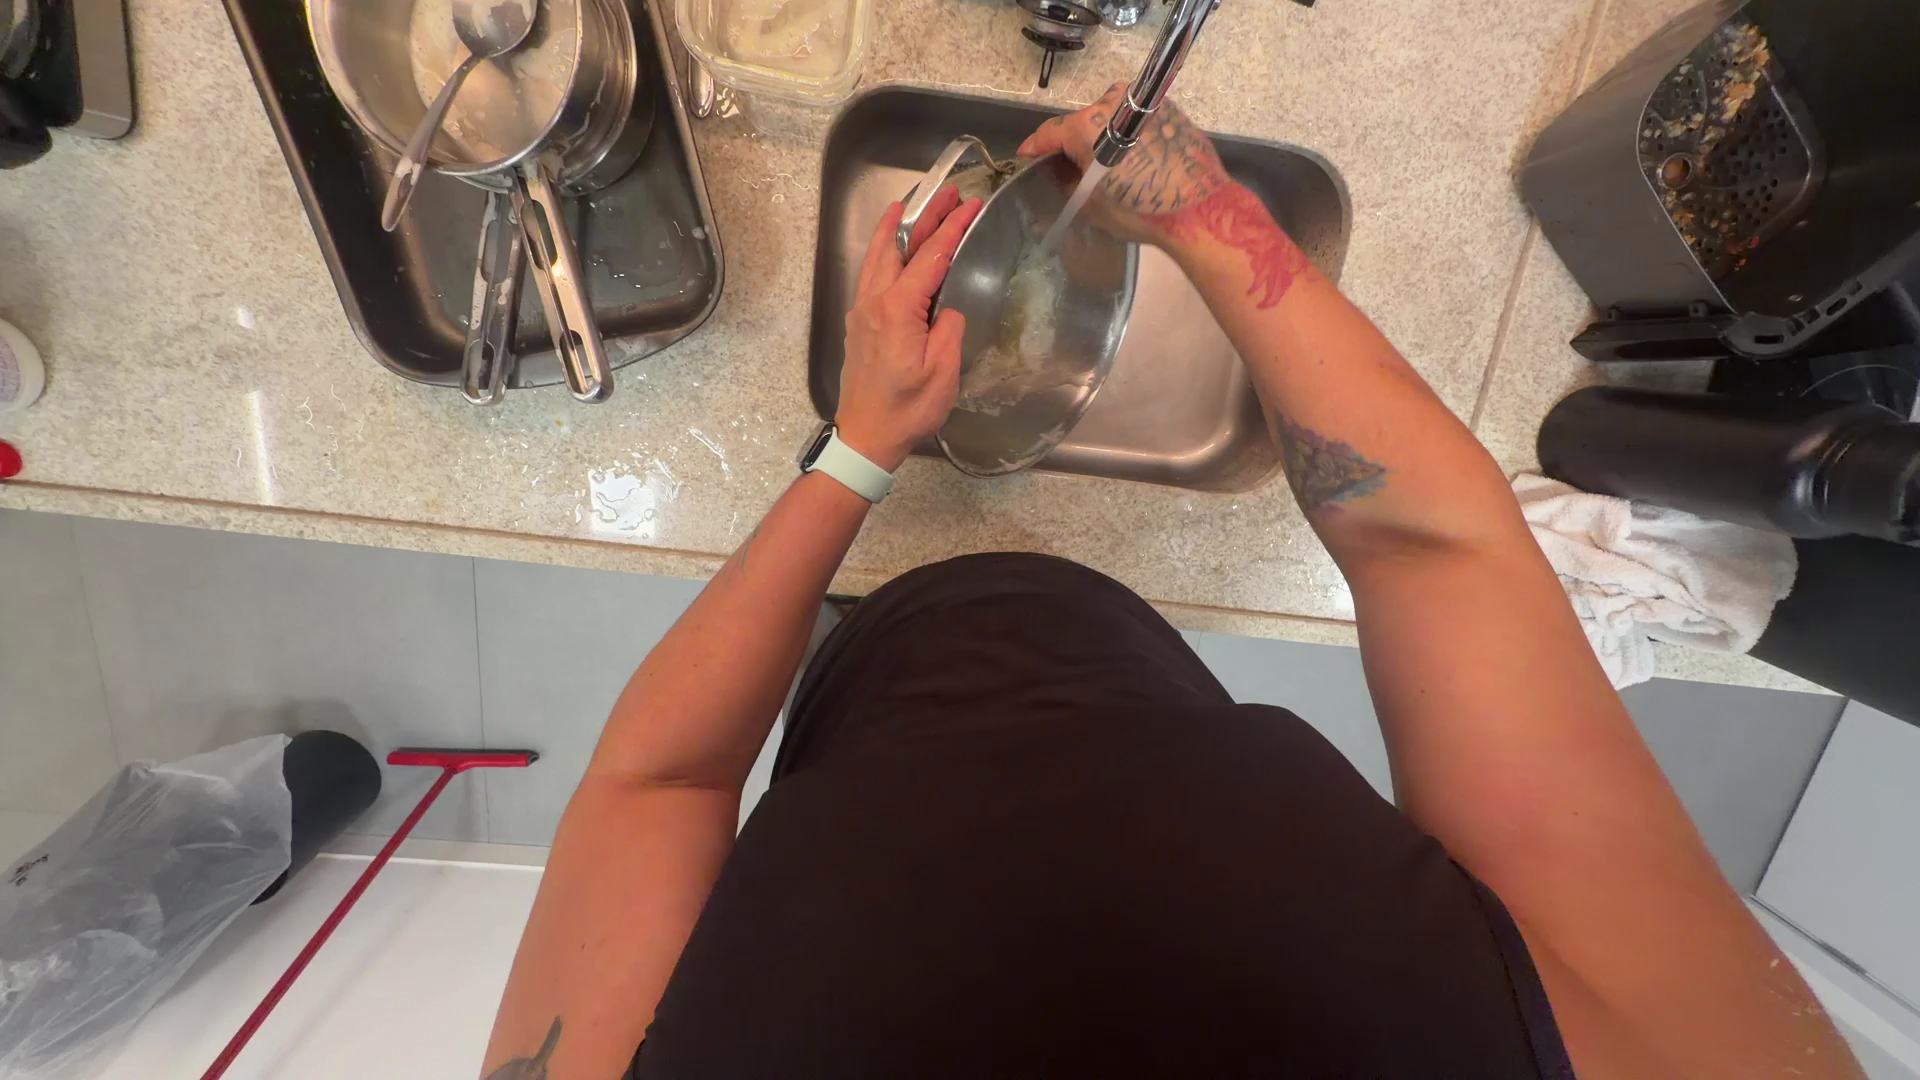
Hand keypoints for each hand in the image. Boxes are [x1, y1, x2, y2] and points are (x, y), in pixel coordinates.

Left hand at [836, 184, 983, 471]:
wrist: (866, 436)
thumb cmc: (907, 410)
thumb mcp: (942, 372)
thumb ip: (948, 330)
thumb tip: (947, 308)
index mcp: (898, 309)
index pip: (930, 257)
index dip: (952, 229)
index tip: (972, 205)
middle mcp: (874, 301)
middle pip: (900, 246)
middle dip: (924, 215)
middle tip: (946, 192)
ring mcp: (862, 311)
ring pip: (878, 256)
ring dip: (897, 227)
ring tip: (911, 204)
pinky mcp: (859, 323)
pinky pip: (870, 274)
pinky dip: (882, 251)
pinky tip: (890, 248)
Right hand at [1016, 82, 1234, 248]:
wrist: (1195, 207)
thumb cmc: (1138, 209)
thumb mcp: (1090, 205)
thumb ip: (1066, 182)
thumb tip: (1058, 173)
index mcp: (1085, 126)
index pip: (1049, 133)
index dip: (1035, 148)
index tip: (1026, 157)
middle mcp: (1110, 102)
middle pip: (1079, 124)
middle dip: (1073, 147)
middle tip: (1072, 173)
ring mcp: (1140, 101)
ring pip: (1108, 120)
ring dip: (1101, 141)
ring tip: (1106, 170)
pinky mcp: (1164, 107)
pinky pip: (1132, 120)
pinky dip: (1125, 137)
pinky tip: (1131, 162)